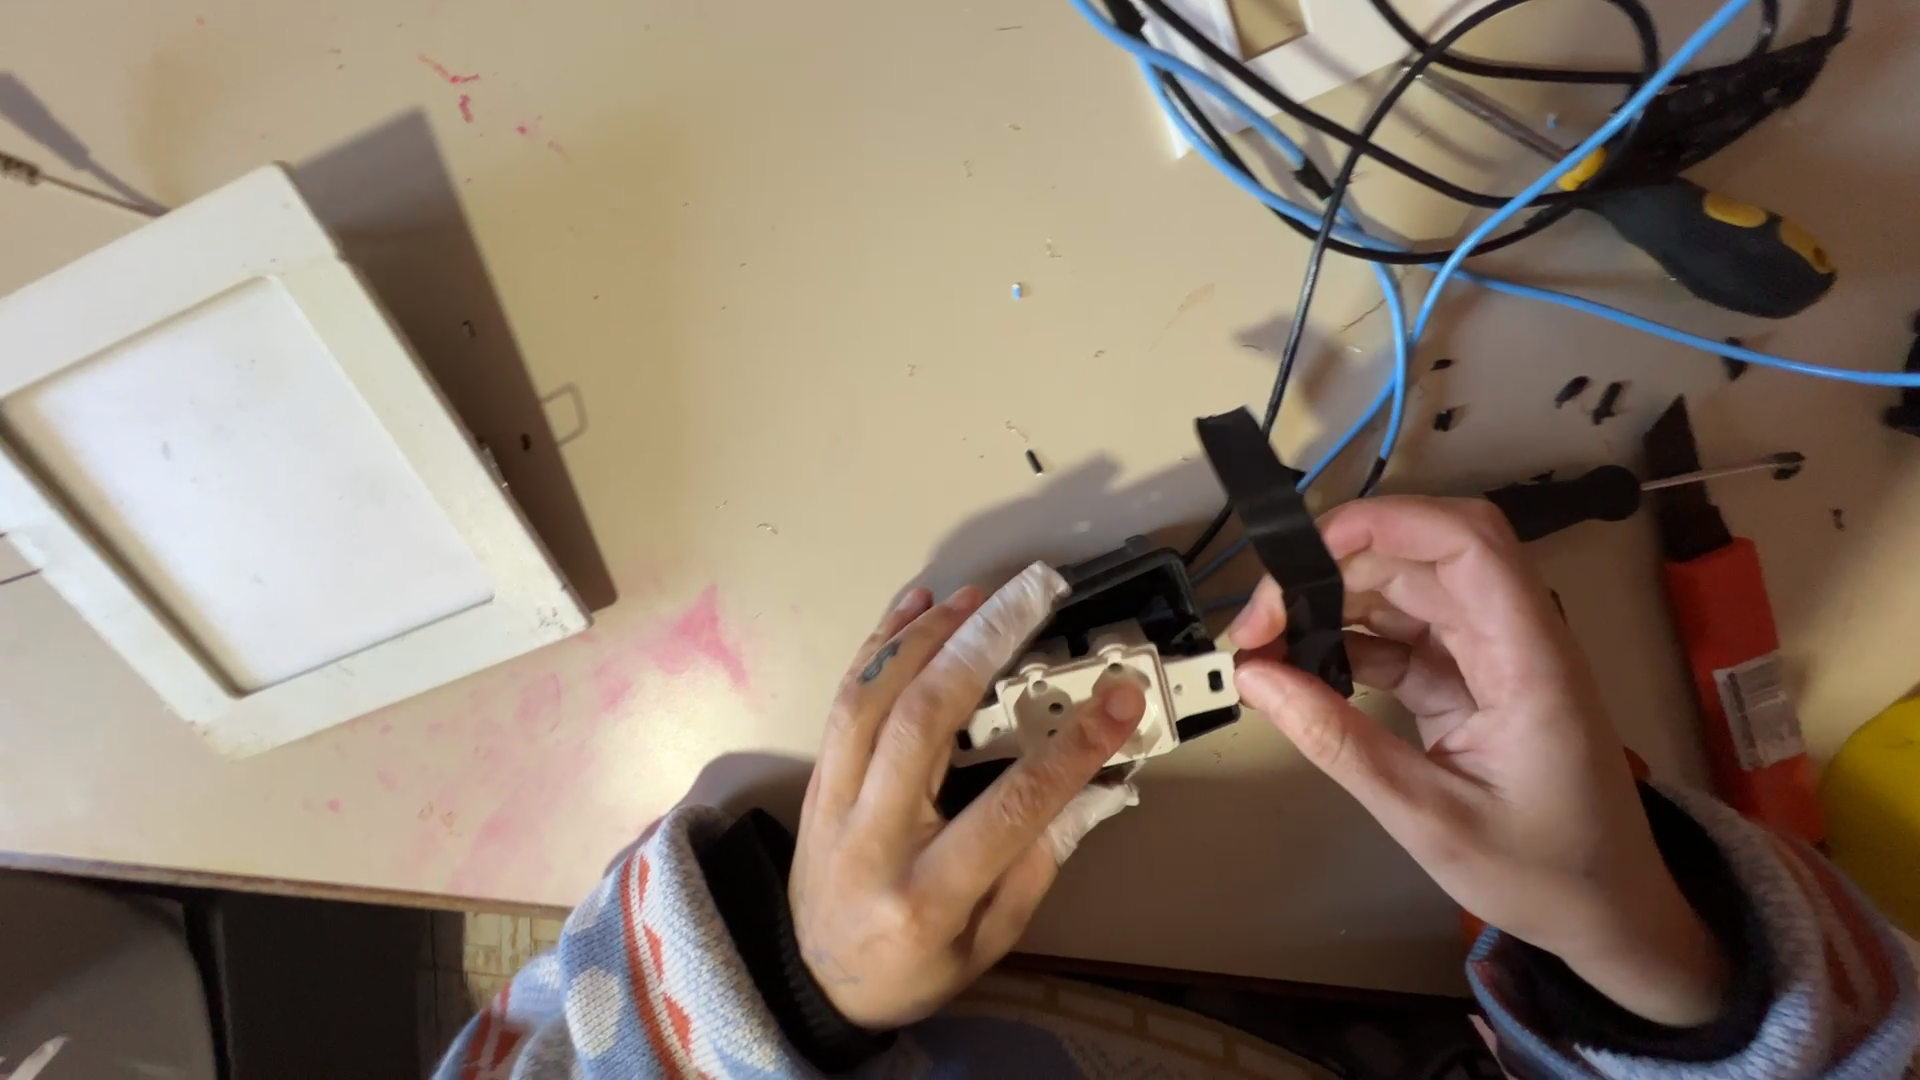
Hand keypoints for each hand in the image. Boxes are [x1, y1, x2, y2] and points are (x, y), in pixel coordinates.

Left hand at [791, 565, 1147, 1029]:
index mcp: (927, 894)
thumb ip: (1040, 862)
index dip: (1070, 750)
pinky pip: (844, 698)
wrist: (808, 982)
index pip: (1009, 808)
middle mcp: (871, 837)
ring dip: (926, 634)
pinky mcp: (816, 776)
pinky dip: (879, 643)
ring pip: (873, 698)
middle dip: (980, 647)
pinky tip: (911, 605)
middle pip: (922, 724)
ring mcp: (832, 800)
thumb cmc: (911, 968)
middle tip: (1028, 597)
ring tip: (975, 595)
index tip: (1118, 698)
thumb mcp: (989, 941)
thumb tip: (1096, 785)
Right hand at [1230, 496, 1726, 1026]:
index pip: (1466, 543)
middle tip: (1257, 624)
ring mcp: (1481, 652)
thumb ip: (1337, 742)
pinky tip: (1295, 667)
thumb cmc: (1543, 873)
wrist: (1609, 915)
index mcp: (1529, 660)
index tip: (1296, 557)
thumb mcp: (1429, 818)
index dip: (1382, 523)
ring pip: (1393, 587)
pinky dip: (1335, 639)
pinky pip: (1387, 632)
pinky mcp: (1457, 673)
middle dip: (1324, 571)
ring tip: (1263, 646)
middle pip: (1413, 556)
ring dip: (1322, 603)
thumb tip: (1251, 676)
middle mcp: (1507, 636)